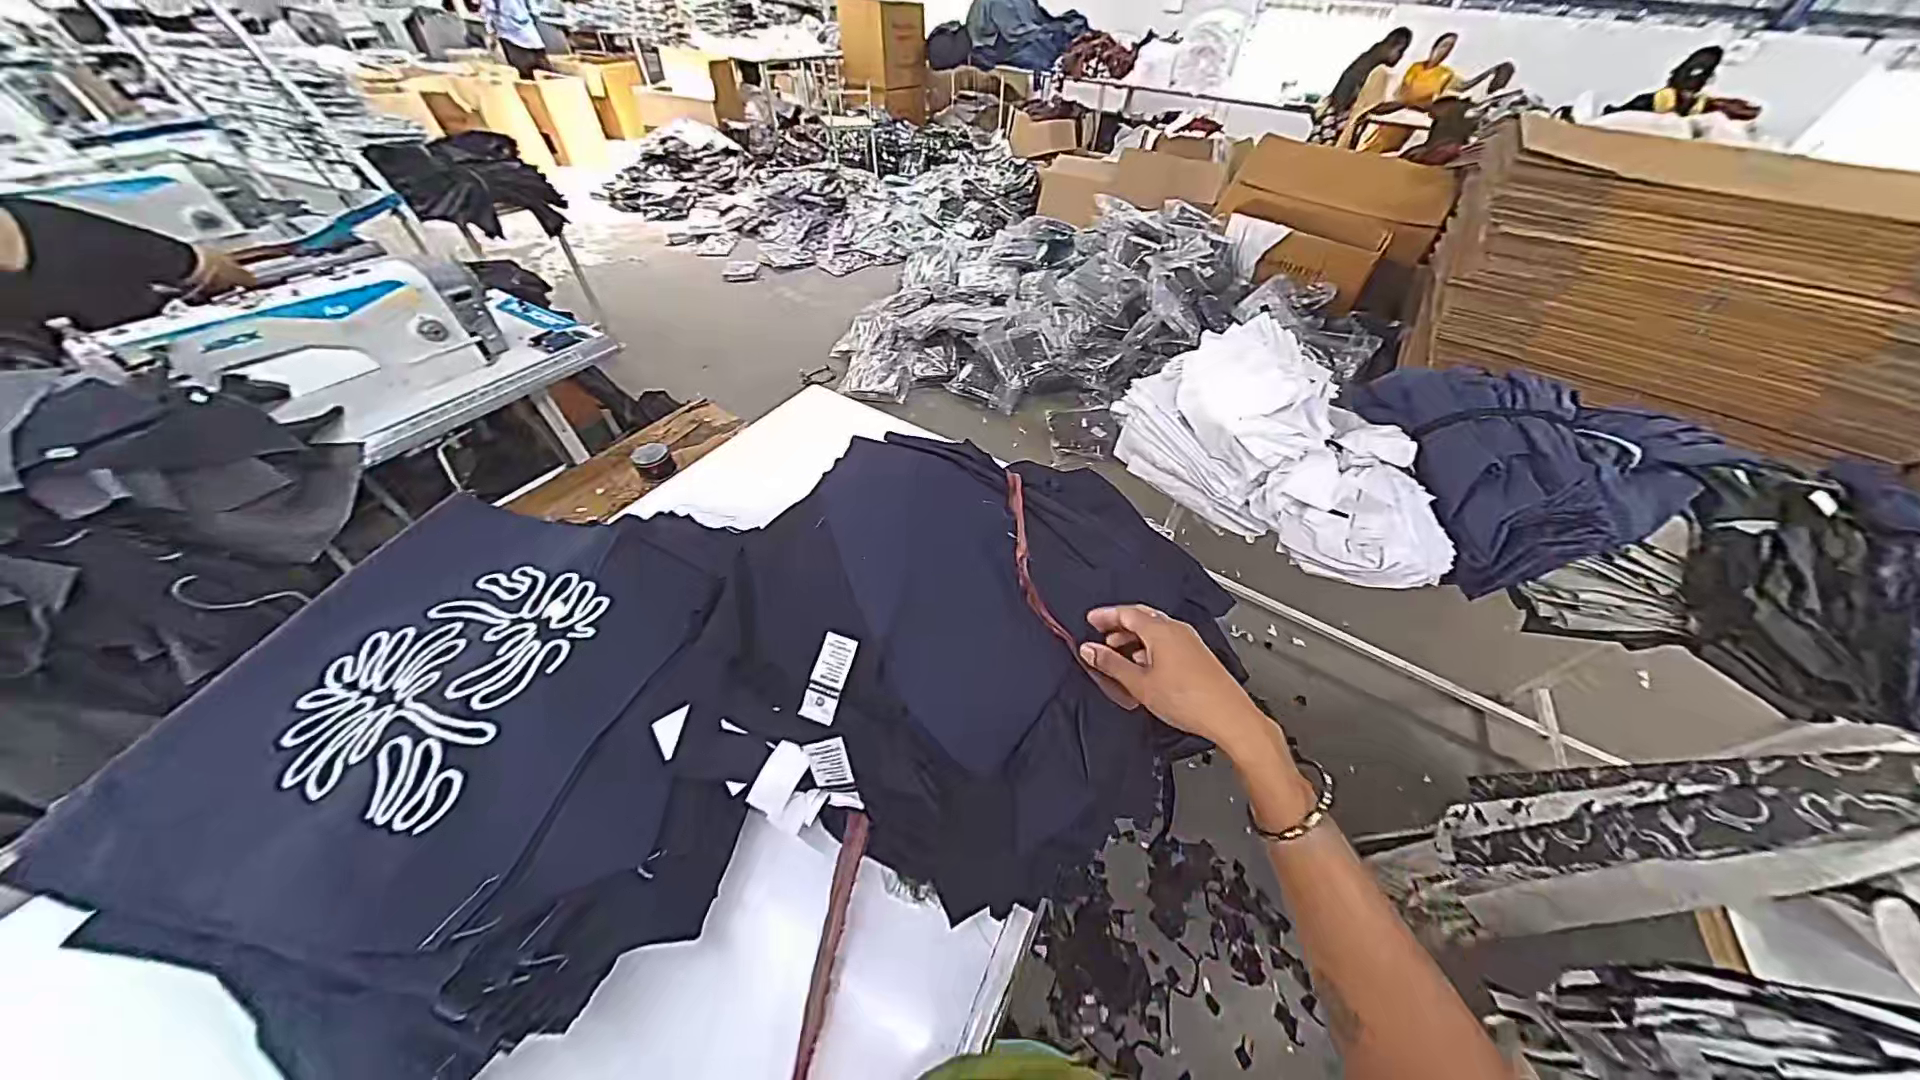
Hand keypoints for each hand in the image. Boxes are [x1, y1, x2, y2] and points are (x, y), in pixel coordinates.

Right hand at [1078, 605, 1275, 756]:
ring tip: (1117, 655)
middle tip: (1100, 634)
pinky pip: (1166, 642)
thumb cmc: (1191, 700)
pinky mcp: (1197, 655)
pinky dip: (1149, 648)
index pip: (1126, 612)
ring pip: (1154, 631)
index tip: (1091, 620)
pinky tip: (1143, 667)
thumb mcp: (1139, 683)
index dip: (1105, 616)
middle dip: (1118, 625)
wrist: (1229, 717)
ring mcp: (1189, 641)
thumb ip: (1111, 664)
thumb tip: (1091, 651)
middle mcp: (1177, 630)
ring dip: (1133, 638)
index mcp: (1160, 630)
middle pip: (1141, 618)